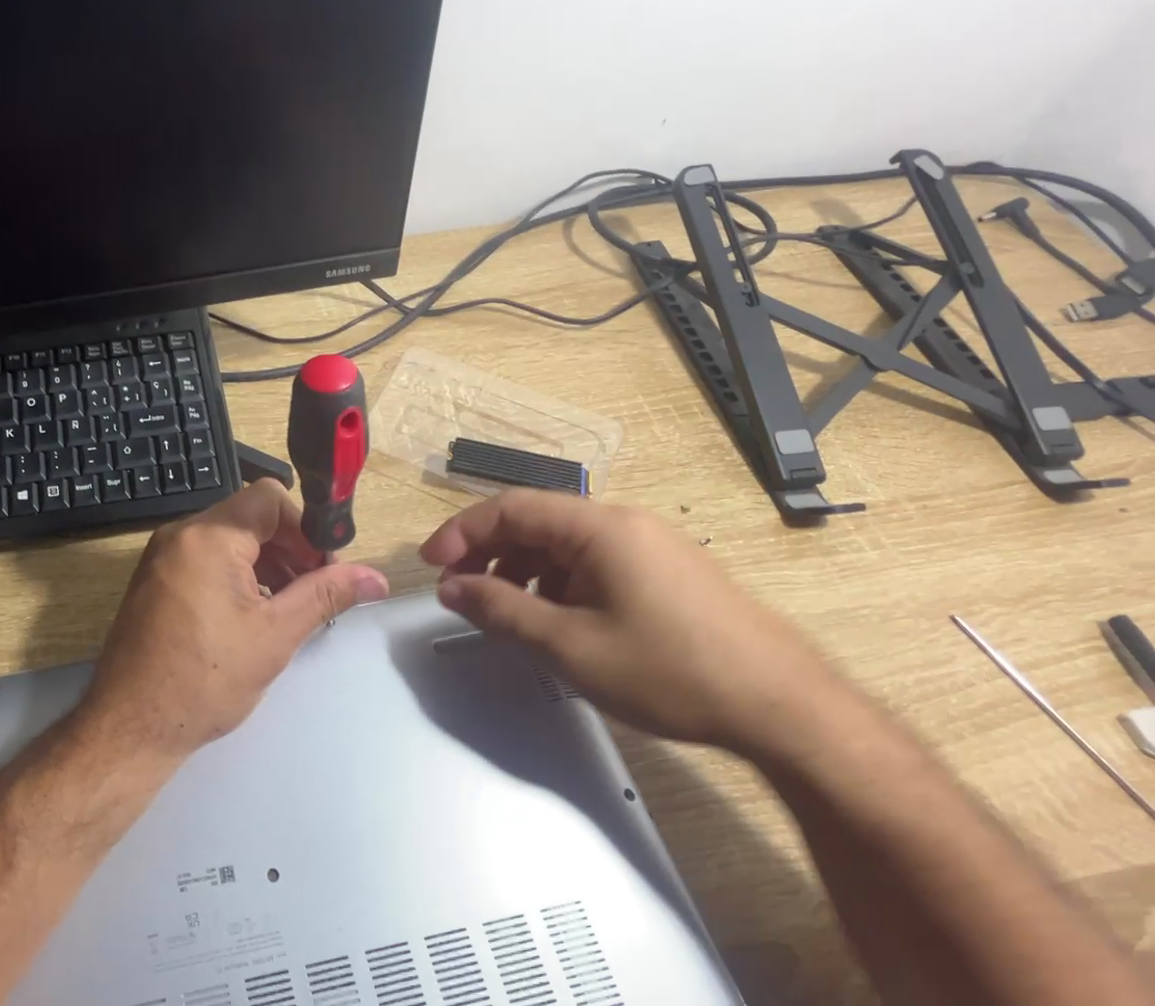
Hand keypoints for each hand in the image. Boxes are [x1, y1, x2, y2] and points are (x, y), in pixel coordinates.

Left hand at [80, 479, 389, 760]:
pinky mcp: (155, 581)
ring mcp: (162, 558)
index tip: (326, 568)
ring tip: (288, 609)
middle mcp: (179, 536)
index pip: (270, 499)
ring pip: (228, 540)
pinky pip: (205, 560)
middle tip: (315, 592)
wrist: (131, 726)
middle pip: (249, 517)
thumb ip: (325, 596)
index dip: (306, 528)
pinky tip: (254, 615)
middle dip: (289, 548)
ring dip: (266, 564)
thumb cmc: (203, 681)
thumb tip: (375, 578)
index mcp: (207, 538)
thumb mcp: (275, 636)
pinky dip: (237, 576)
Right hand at [419, 489, 849, 756]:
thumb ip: (502, 610)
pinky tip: (553, 622)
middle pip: (536, 522)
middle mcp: (624, 524)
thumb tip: (451, 589)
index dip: (461, 532)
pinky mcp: (665, 574)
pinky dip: (557, 585)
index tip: (431, 567)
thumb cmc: (671, 671)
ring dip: (521, 572)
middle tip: (459, 594)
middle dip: (488, 554)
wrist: (783, 707)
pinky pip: (592, 564)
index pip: (511, 508)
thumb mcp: (570, 645)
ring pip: (563, 546)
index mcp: (600, 527)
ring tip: (502, 614)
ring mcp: (650, 547)